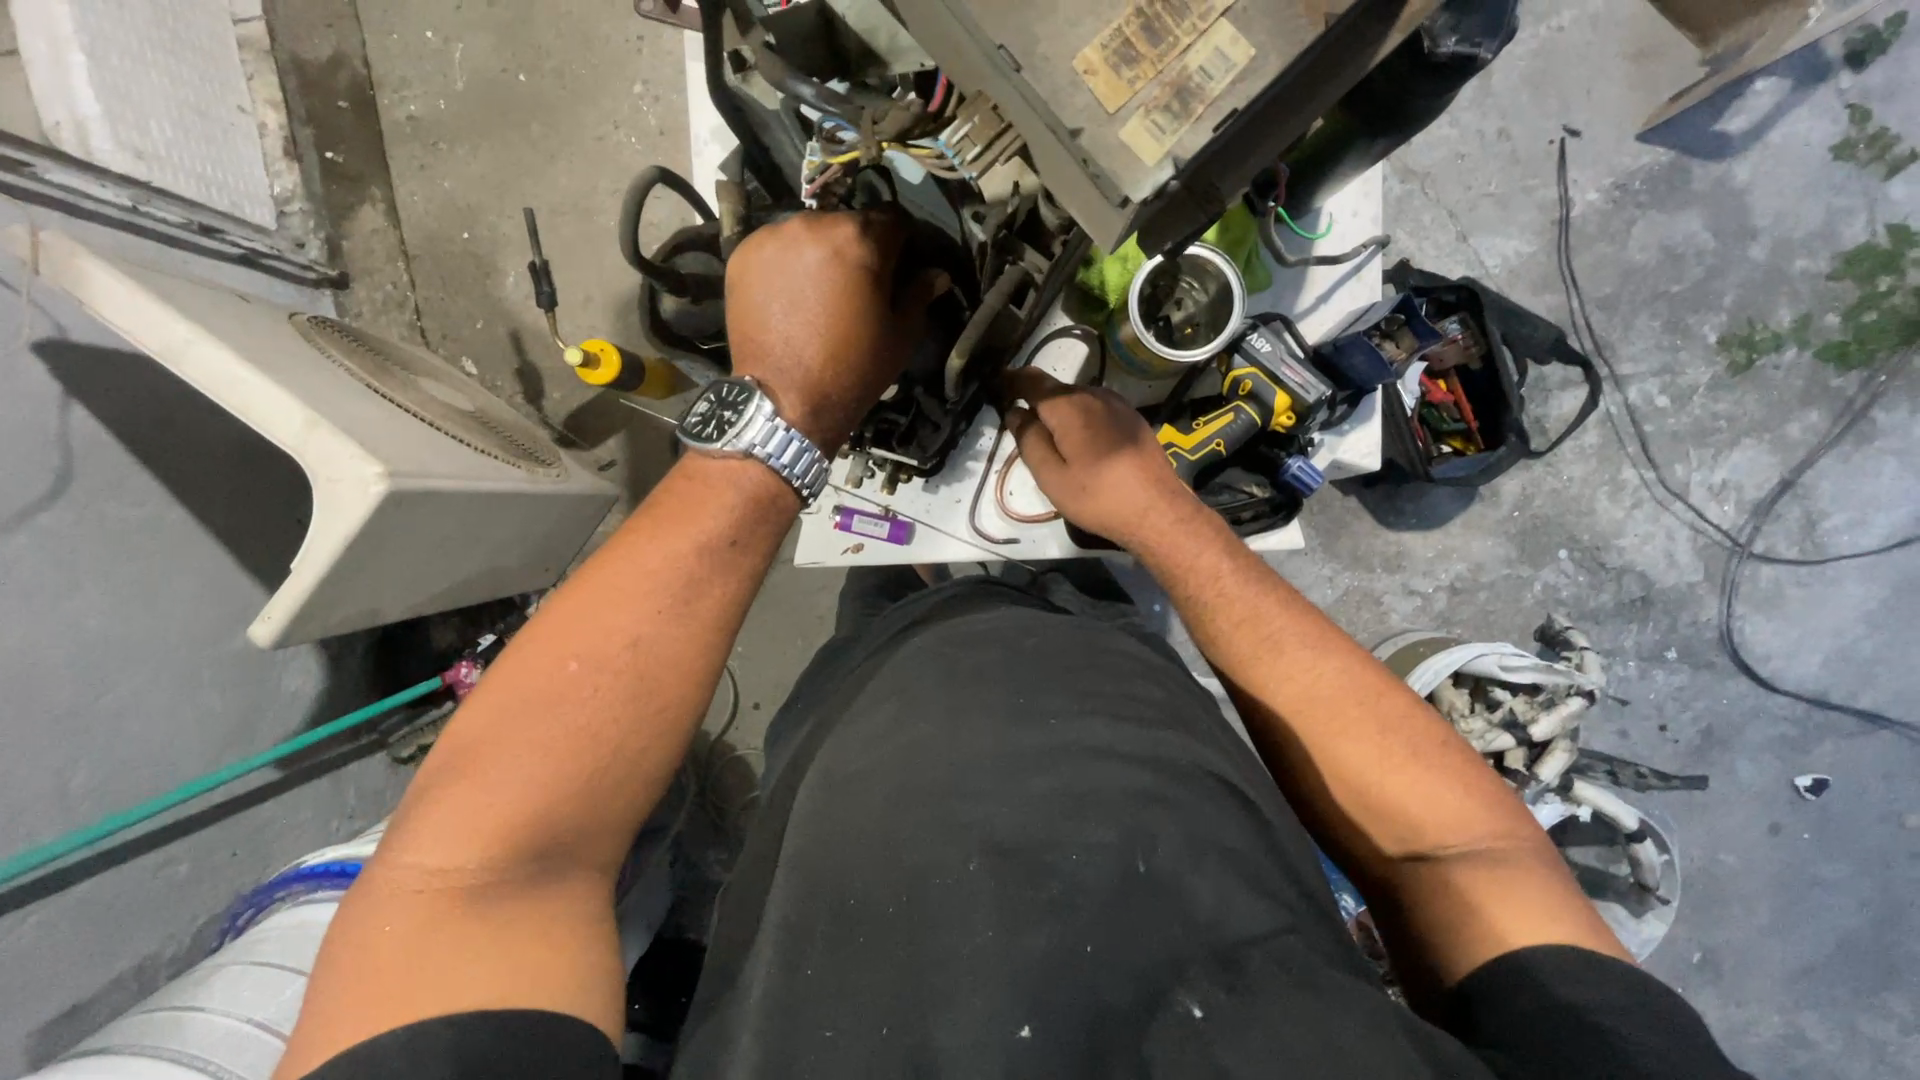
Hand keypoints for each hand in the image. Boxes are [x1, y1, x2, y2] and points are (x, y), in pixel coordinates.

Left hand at [724, 208, 947, 449]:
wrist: (785, 401)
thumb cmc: (853, 371)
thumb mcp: (900, 336)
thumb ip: (919, 294)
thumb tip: (937, 274)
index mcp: (862, 238)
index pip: (893, 218)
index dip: (900, 242)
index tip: (898, 265)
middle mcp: (816, 223)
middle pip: (848, 223)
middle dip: (857, 247)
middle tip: (856, 286)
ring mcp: (774, 236)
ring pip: (810, 233)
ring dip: (820, 253)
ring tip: (819, 292)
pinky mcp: (743, 253)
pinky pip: (776, 247)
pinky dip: (787, 264)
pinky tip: (790, 296)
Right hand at [1001, 367, 1204, 550]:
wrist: (1158, 511)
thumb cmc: (1098, 497)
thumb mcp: (1051, 476)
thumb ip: (1029, 440)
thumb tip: (1015, 412)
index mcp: (1069, 405)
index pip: (1031, 380)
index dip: (1010, 380)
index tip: (995, 387)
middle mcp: (1094, 395)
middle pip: (1055, 390)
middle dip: (1035, 401)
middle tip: (1020, 427)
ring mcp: (1118, 404)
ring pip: (1077, 400)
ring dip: (1059, 413)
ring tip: (1050, 441)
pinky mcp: (1133, 419)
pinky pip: (1096, 410)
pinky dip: (1080, 420)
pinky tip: (1081, 447)